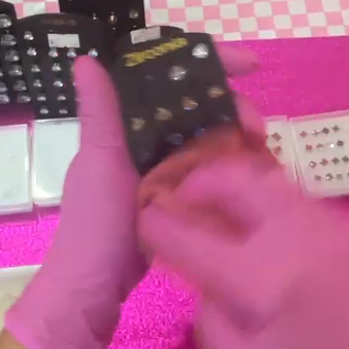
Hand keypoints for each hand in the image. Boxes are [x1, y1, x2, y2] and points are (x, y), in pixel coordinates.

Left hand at [5, 52, 258, 348]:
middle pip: (199, 105)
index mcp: (127, 123)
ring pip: (207, 136)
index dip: (211, 63)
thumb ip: (99, 112)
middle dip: (235, 106)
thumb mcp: (99, 161)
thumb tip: (85, 59)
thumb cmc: (95, 222)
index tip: (252, 66)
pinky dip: (229, 164)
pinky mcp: (176, 195)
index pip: (170, 78)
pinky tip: (252, 171)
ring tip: (263, 150)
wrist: (94, 289)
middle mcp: (145, 138)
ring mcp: (162, 167)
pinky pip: (208, 169)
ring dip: (237, 135)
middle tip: (259, 130)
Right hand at [138, 156, 348, 348]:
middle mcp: (297, 234)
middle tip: (179, 199)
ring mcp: (330, 223)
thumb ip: (205, 314)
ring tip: (213, 205)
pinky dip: (265, 198)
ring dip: (233, 185)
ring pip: (267, 177)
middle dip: (196, 182)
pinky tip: (256, 223)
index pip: (192, 236)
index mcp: (264, 278)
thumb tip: (200, 273)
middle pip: (234, 179)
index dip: (158, 225)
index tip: (144, 220)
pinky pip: (296, 195)